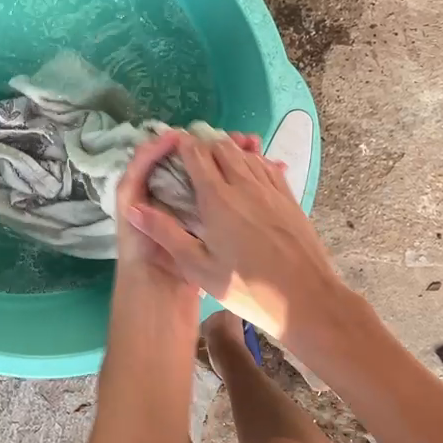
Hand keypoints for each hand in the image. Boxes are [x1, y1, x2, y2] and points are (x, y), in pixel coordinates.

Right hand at [122, 131, 355, 347]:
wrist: (308, 300)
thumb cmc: (247, 288)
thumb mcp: (198, 267)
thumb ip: (165, 233)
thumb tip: (133, 209)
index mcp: (218, 199)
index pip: (196, 154)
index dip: (182, 143)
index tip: (171, 142)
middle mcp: (244, 185)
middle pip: (221, 147)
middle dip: (204, 144)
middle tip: (190, 154)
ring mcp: (271, 190)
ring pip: (246, 153)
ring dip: (228, 150)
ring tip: (215, 158)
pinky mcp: (289, 198)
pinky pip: (267, 166)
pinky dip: (252, 160)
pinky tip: (248, 170)